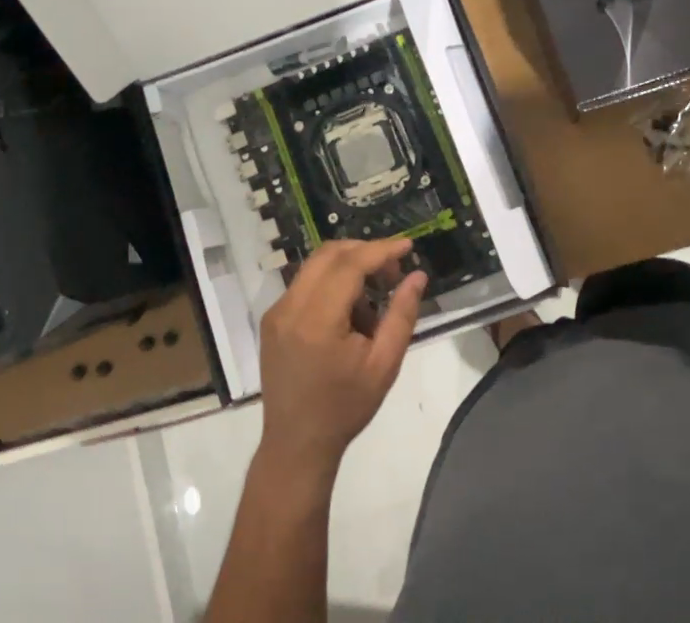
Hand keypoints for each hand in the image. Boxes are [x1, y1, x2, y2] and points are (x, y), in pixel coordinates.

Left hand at [256, 239, 426, 472]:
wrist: (297, 442)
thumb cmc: (345, 407)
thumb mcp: (384, 364)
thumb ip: (402, 315)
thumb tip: (417, 275)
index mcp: (317, 319)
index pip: (350, 264)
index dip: (381, 250)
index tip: (408, 246)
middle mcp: (289, 307)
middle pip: (328, 254)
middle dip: (364, 252)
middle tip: (393, 270)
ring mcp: (276, 312)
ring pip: (314, 266)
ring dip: (348, 267)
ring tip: (374, 296)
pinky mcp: (272, 320)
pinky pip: (304, 284)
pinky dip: (330, 283)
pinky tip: (350, 312)